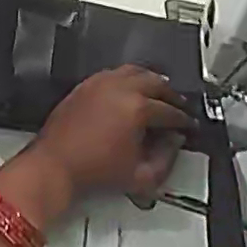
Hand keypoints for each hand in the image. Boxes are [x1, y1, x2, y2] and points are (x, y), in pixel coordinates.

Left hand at [1, 66, 194, 220]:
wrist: (57, 163)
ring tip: (159, 93)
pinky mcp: (84, 86)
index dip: (184, 120)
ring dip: (150, 80)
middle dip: (171, 95)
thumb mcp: (142, 176)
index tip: (189, 126)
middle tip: (180, 106)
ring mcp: (98, 84)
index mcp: (136, 108)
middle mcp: (117, 89)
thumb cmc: (93, 170)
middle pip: (155, 82)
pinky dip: (126, 78)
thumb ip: (167, 157)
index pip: (170, 110)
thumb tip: (174, 141)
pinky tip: (130, 89)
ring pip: (133, 71)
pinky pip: (111, 73)